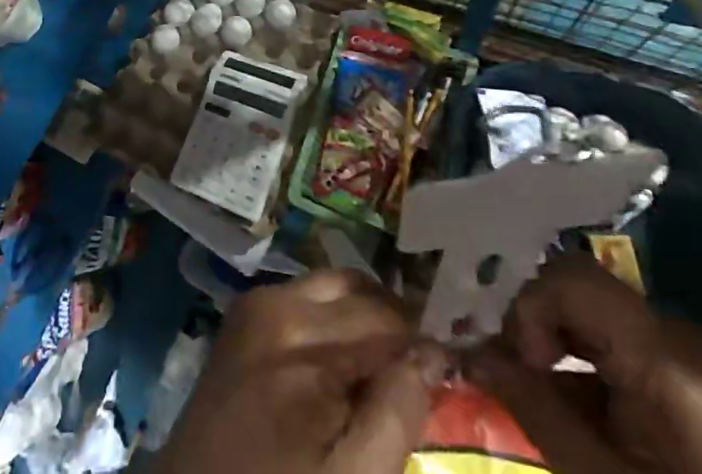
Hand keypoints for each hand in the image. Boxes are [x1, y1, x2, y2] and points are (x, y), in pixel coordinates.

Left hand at [154, 270, 446, 473]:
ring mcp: (256, 303)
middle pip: (364, 296)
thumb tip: (432, 353)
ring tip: (390, 365)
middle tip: (426, 370)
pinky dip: (336, 319)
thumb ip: (396, 412)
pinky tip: (347, 362)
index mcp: (304, 340)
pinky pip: (306, 298)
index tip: (456, 370)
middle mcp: (278, 302)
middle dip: (400, 327)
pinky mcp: (245, 315)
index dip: (430, 346)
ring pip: (336, 288)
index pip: (392, 322)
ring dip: (369, 318)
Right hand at [468, 254, 701, 473]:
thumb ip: (535, 409)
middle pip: (582, 293)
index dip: (529, 307)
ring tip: (547, 397)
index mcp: (664, 354)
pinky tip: (591, 412)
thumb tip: (475, 358)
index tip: (525, 364)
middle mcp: (682, 332)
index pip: (571, 278)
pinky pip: (633, 345)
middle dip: (537, 326)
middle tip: (518, 376)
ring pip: (602, 318)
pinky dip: (596, 364)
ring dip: (563, 346)